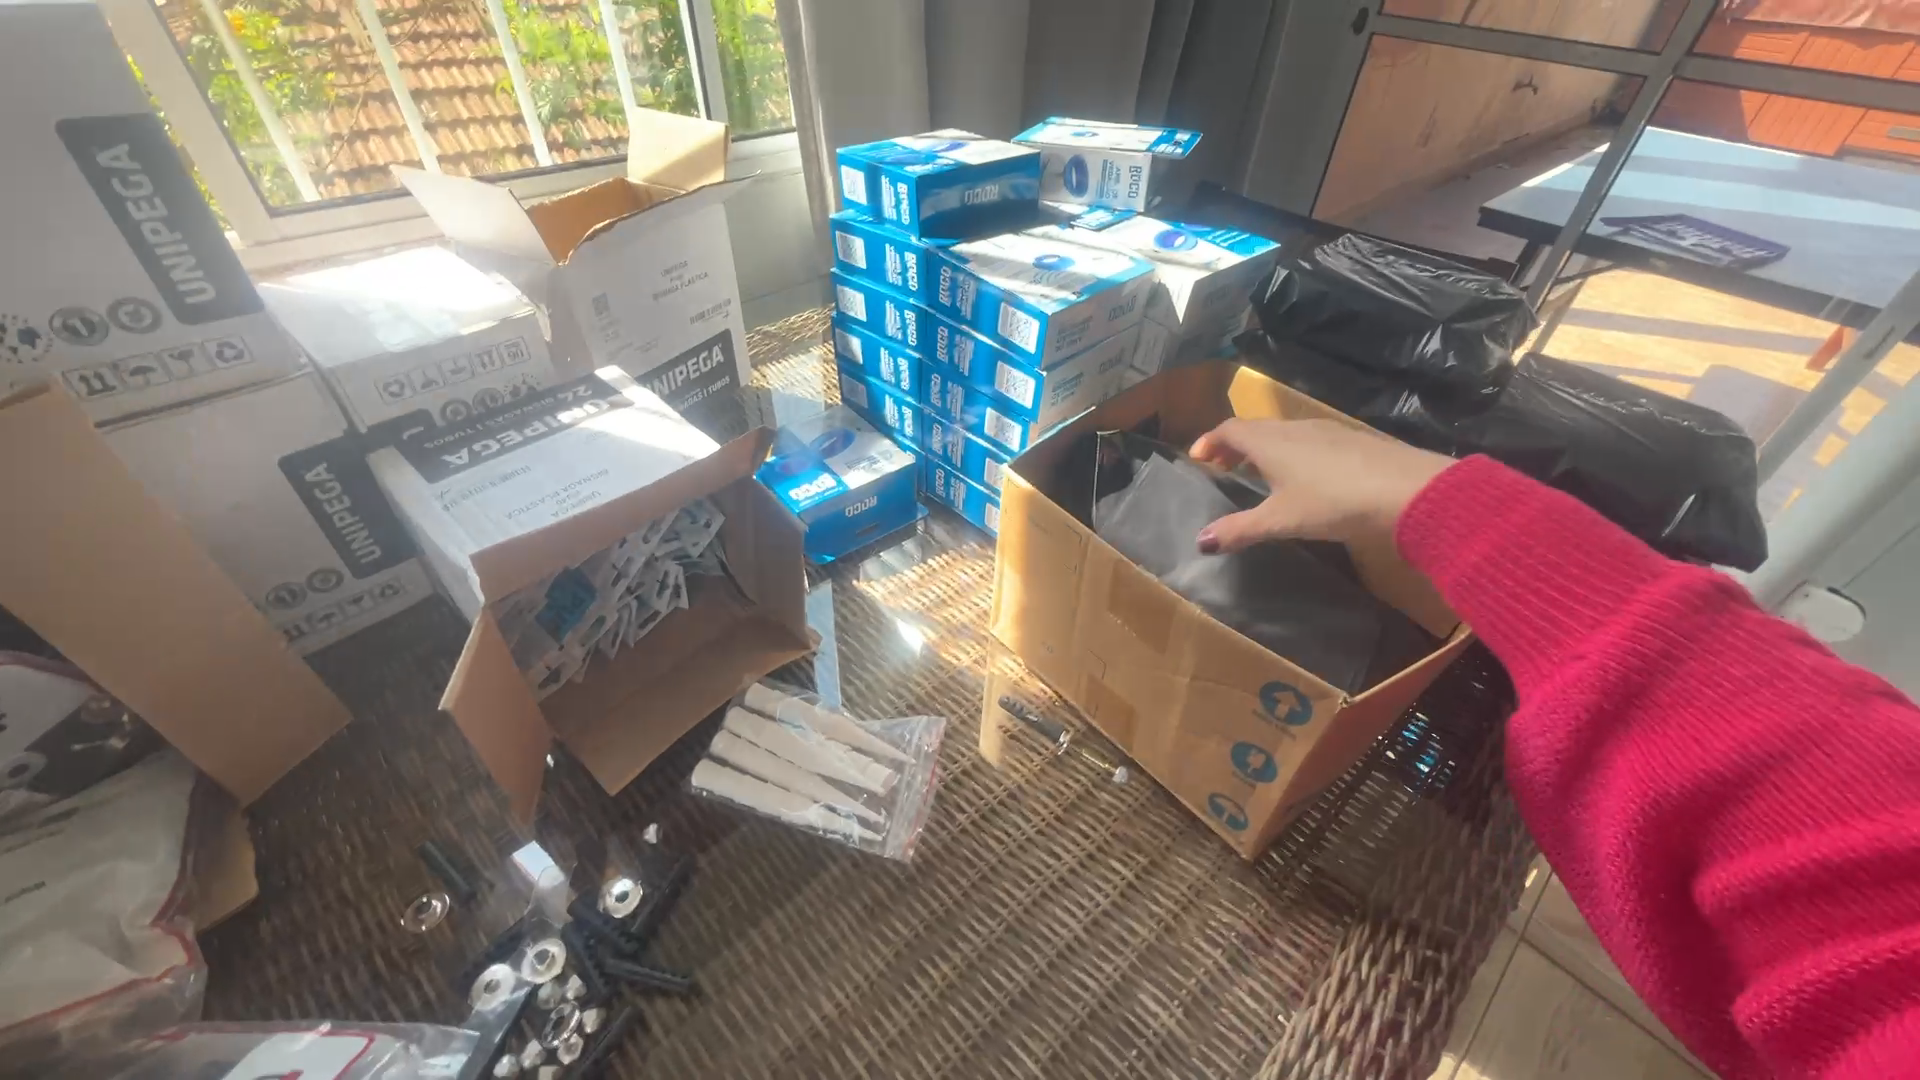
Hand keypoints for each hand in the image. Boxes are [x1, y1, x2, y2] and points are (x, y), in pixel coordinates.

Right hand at [1187, 419, 1453, 553]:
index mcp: (1269, 442)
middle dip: (1233, 444)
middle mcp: (1293, 428)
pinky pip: (1308, 439)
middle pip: (1254, 428)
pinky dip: (1290, 451)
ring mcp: (1326, 431)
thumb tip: (1200, 541)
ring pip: (1282, 432)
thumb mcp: (1280, 521)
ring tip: (1257, 472)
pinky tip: (1302, 475)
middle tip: (1222, 466)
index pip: (1229, 429)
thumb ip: (1239, 529)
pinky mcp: (1352, 440)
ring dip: (1263, 448)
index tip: (1198, 458)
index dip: (1210, 441)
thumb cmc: (1333, 502)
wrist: (1409, 491)